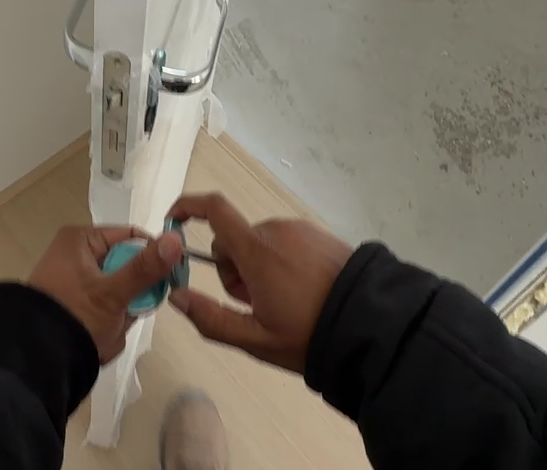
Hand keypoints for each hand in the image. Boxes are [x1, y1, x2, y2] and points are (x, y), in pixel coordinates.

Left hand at [27, 224, 181, 362]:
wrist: (36, 365)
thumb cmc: (75, 317)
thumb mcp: (113, 293)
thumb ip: (145, 268)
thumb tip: (176, 238)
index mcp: (80, 239)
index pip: (130, 236)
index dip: (153, 254)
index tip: (170, 279)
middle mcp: (75, 254)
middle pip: (125, 265)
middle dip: (133, 294)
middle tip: (129, 312)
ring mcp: (73, 280)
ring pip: (118, 290)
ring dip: (122, 312)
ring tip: (109, 330)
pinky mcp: (72, 303)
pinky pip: (104, 307)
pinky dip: (109, 323)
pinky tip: (101, 339)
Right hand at [165, 192, 353, 373]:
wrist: (373, 325)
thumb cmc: (309, 334)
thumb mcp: (257, 339)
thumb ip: (211, 318)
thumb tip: (175, 296)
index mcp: (256, 250)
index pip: (213, 209)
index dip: (188, 206)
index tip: (173, 220)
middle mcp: (274, 229)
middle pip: (234, 239)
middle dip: (234, 268)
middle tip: (255, 305)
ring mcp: (298, 229)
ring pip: (259, 242)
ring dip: (258, 266)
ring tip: (284, 302)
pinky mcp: (318, 234)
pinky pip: (285, 241)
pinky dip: (281, 261)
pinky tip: (302, 291)